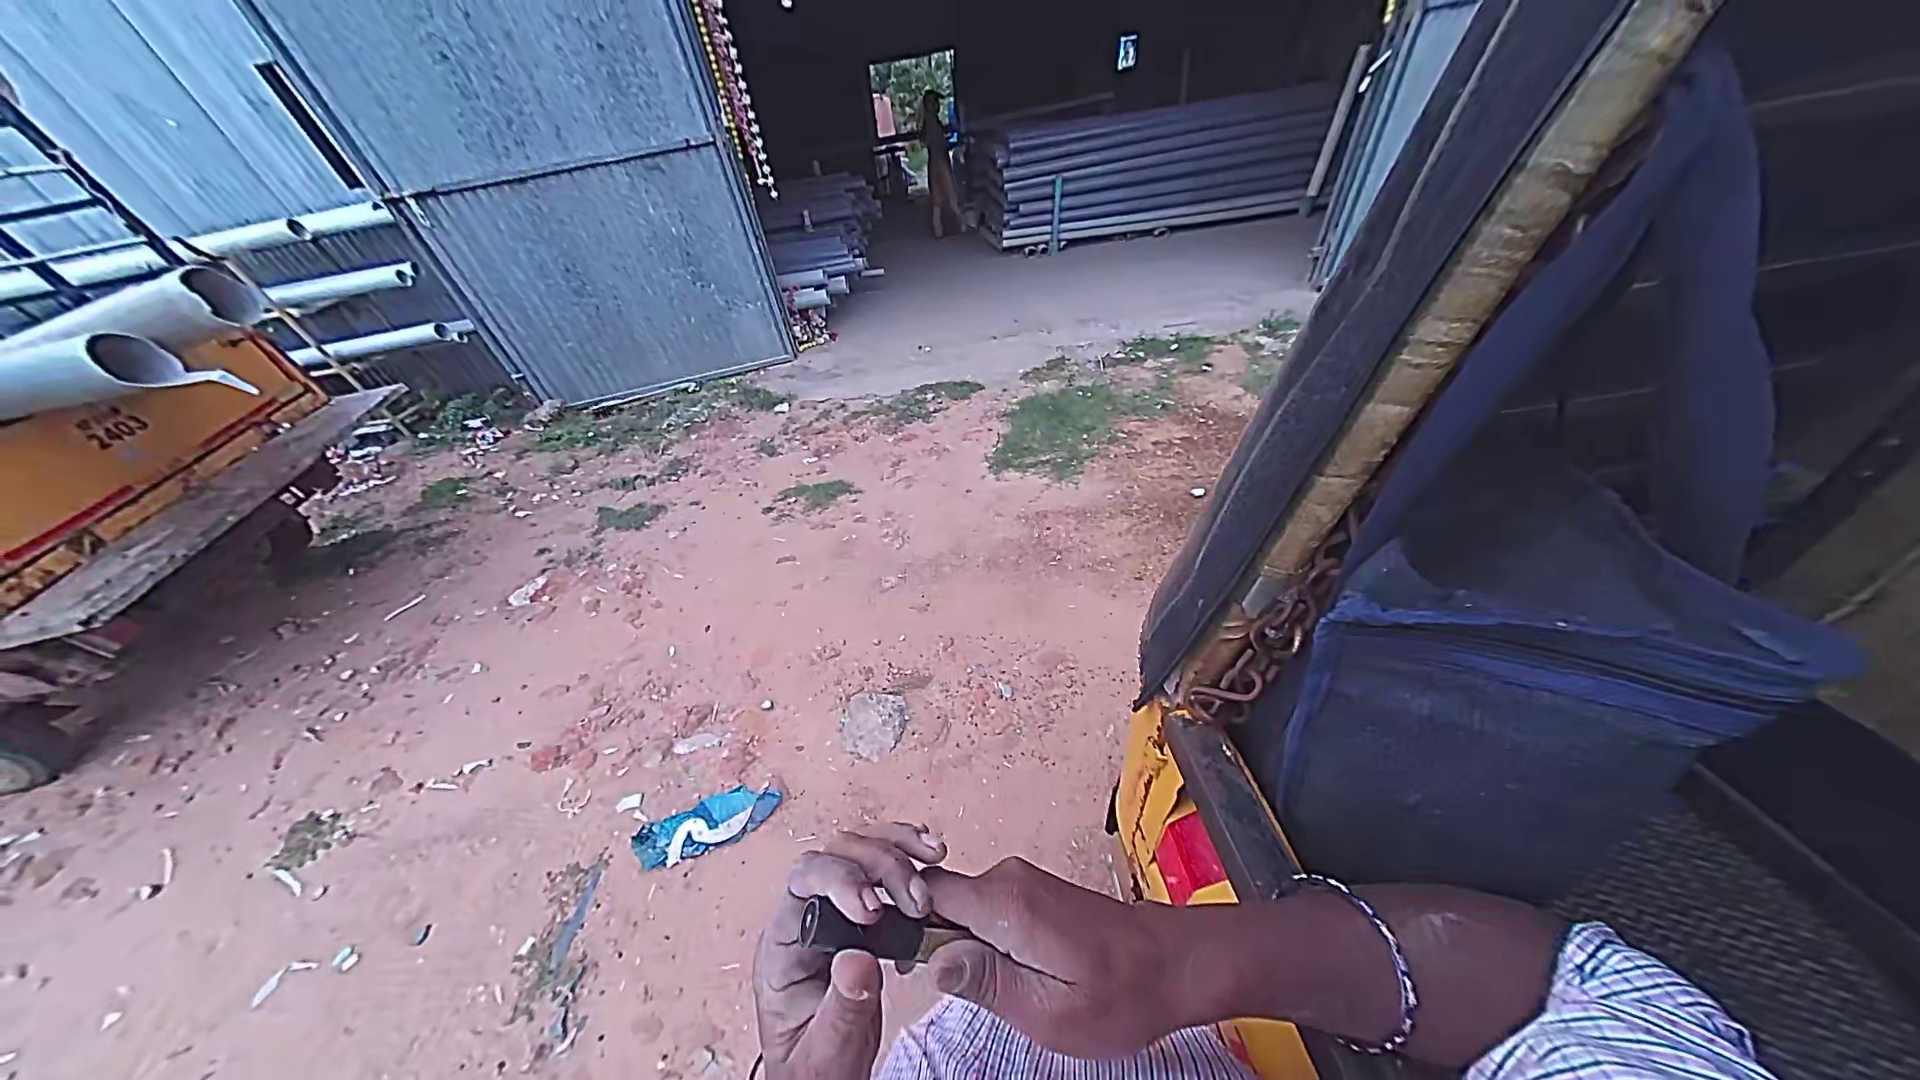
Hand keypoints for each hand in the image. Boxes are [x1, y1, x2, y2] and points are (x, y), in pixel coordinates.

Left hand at [752, 824, 946, 1079]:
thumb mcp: (825, 1059)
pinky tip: (930, 854)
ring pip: (862, 846)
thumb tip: (857, 958)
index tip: (875, 911)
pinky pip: (882, 861)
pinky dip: (908, 851)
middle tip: (917, 901)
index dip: (840, 880)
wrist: (829, 1078)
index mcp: (783, 944)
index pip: (803, 881)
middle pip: (838, 853)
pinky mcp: (862, 907)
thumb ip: (840, 1013)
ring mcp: (834, 905)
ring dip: (899, 848)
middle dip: (882, 864)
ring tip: (934, 859)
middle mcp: (806, 914)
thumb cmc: (817, 1071)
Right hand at [923, 857, 1184, 1058]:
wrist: (1167, 962)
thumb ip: (986, 982)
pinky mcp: (1030, 887)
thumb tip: (933, 961)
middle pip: (942, 896)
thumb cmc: (1115, 996)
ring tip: (985, 982)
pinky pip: (985, 904)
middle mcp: (1008, 878)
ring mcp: (1020, 878)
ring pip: (963, 902)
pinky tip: (1004, 966)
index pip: (929, 891)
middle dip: (933, 936)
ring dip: (960, 939)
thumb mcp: (1047, 1012)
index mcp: (1006, 904)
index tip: (905, 960)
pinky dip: (981, 933)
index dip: (907, 920)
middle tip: (948, 986)